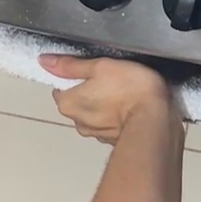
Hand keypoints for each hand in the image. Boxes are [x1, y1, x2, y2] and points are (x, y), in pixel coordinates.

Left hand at [39, 56, 178, 145]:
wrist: (155, 120)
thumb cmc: (129, 88)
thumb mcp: (101, 66)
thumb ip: (72, 65)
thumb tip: (44, 60)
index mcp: (67, 102)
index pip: (61, 87)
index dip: (76, 77)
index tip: (95, 72)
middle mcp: (76, 121)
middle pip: (78, 102)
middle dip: (90, 93)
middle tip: (112, 81)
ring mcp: (95, 134)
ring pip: (94, 115)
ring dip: (104, 107)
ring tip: (125, 95)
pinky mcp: (113, 141)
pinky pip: (110, 126)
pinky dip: (116, 118)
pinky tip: (131, 109)